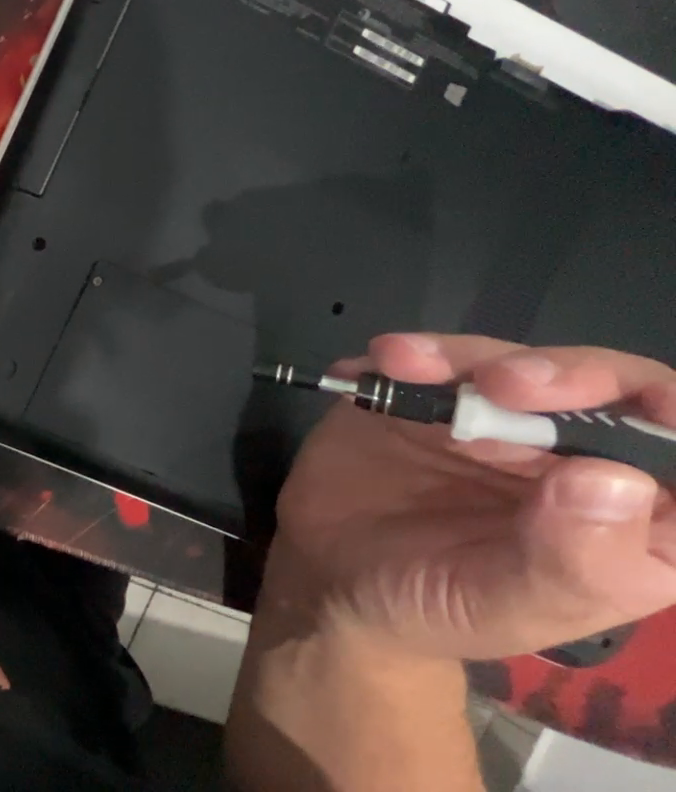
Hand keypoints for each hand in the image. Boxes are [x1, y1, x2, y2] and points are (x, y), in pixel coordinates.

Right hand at [267, 333, 675, 659]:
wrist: (324, 582)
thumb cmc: (433, 610)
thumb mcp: (508, 608)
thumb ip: (571, 559)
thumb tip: (613, 478)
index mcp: (630, 514)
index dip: (674, 418)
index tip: (640, 410)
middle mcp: (568, 454)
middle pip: (604, 387)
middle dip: (562, 372)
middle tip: (501, 383)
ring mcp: (486, 422)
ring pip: (505, 362)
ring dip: (462, 355)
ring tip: (400, 362)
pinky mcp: (412, 401)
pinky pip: (420, 362)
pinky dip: (402, 355)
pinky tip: (376, 367)